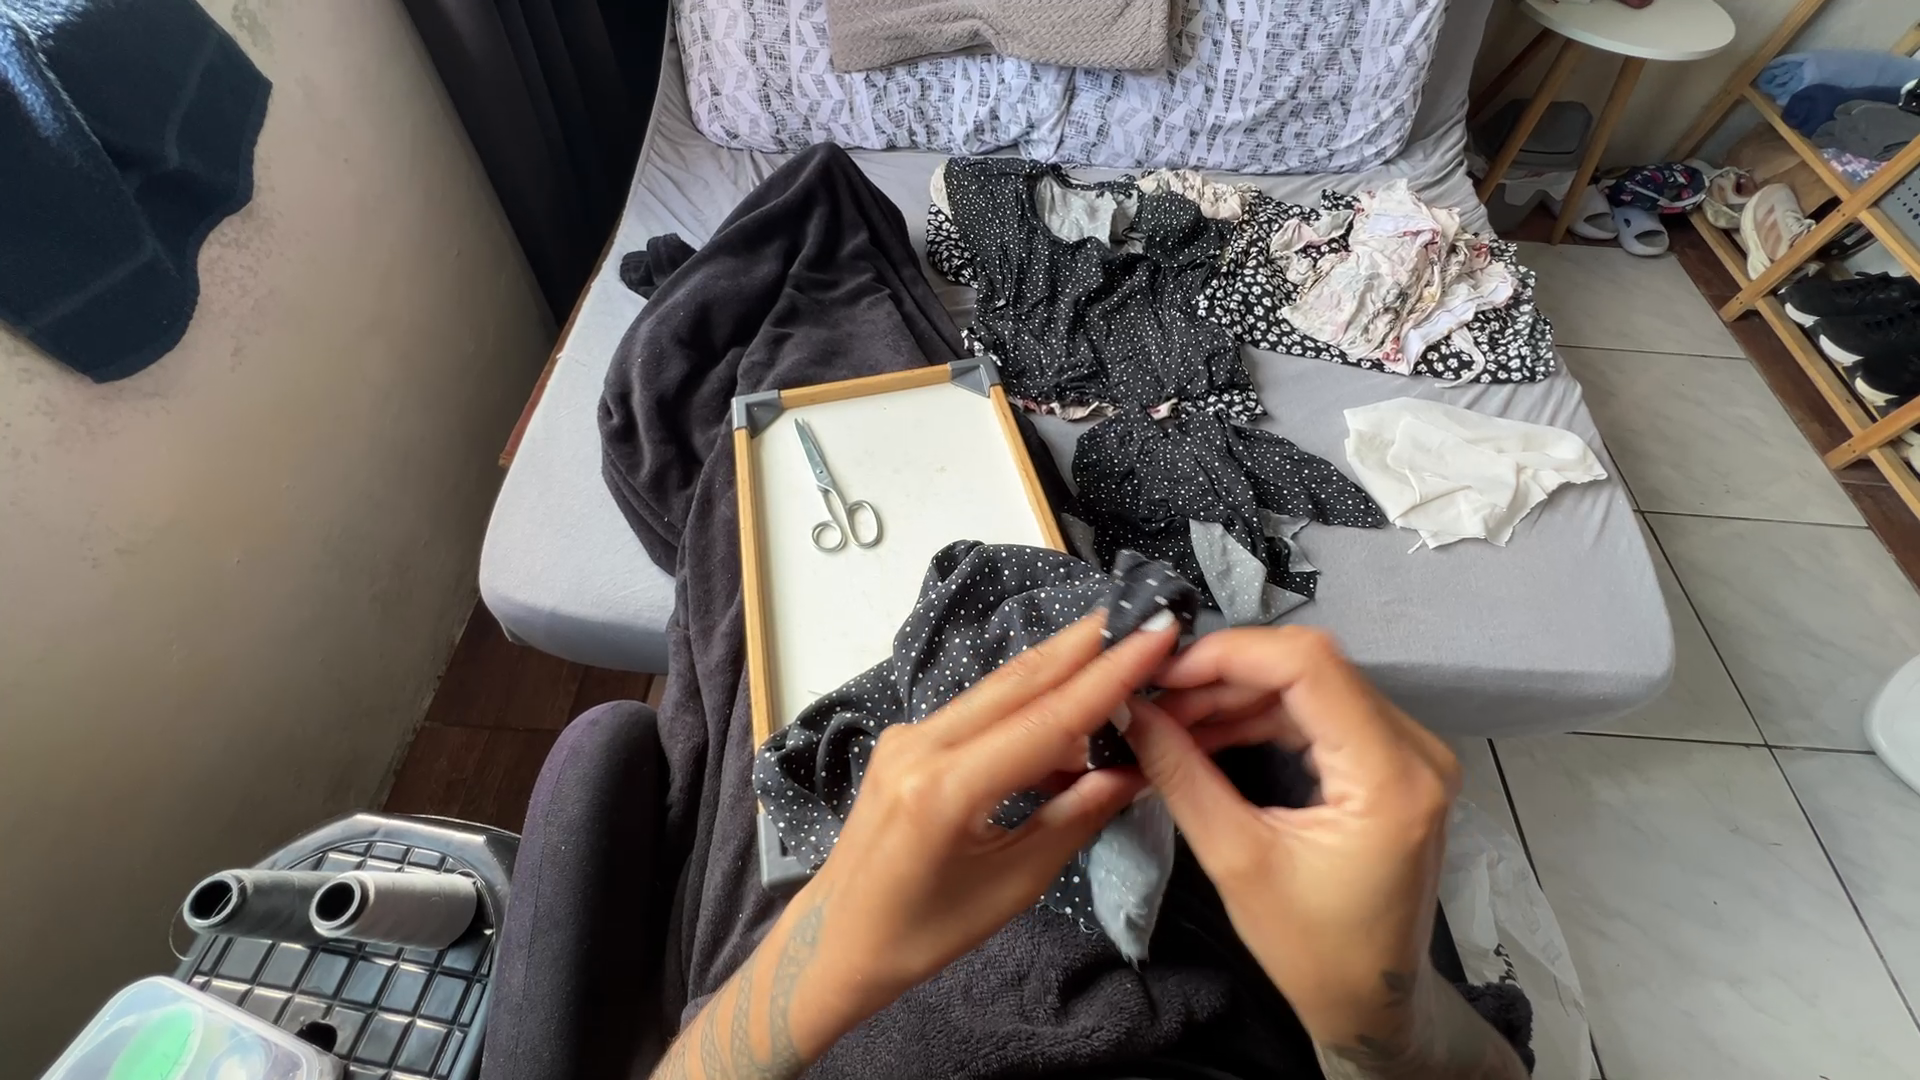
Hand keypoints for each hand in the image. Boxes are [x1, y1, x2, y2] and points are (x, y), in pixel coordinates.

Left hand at [779, 610, 1180, 1056]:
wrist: (835, 937)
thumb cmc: (923, 932)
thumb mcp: (1012, 886)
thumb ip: (1074, 820)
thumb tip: (1136, 770)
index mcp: (946, 788)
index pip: (1046, 719)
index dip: (1108, 675)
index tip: (1154, 633)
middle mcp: (922, 742)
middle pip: (1019, 681)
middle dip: (1084, 644)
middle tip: (1140, 614)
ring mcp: (909, 732)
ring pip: (999, 688)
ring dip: (1059, 668)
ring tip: (1115, 655)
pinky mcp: (907, 736)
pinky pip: (979, 709)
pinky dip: (1027, 703)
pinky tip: (1063, 712)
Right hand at [1120, 627, 1460, 1048]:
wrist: (1373, 1001)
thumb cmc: (1312, 949)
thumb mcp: (1234, 859)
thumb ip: (1179, 773)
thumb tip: (1127, 709)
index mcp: (1389, 776)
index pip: (1308, 665)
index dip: (1228, 653)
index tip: (1163, 673)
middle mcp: (1411, 747)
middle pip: (1304, 667)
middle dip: (1218, 675)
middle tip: (1154, 698)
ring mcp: (1402, 749)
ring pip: (1301, 682)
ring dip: (1229, 694)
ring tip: (1168, 719)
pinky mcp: (1383, 757)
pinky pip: (1309, 709)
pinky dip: (1251, 714)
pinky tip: (1203, 731)